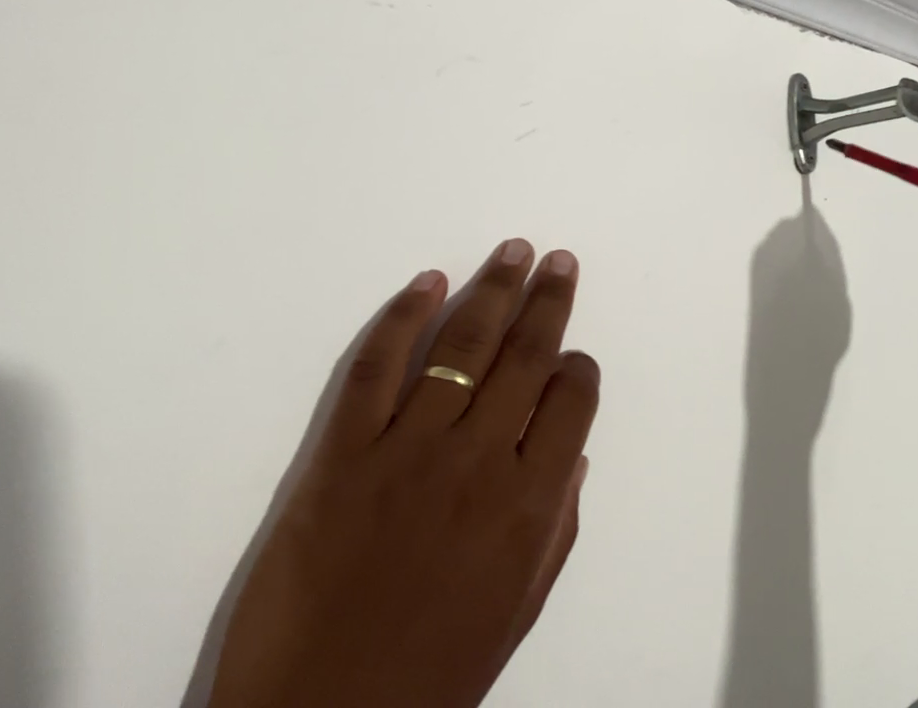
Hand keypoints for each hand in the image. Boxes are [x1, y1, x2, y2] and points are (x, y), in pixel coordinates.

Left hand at [208, 240, 598, 707]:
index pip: (572, 404)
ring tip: (513, 252)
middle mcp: (476, 462)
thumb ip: (556, 526)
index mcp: (527, 506)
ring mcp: (405, 449)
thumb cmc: (432, 673)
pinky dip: (403, 317)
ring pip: (460, 346)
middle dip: (548, 301)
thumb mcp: (517, 609)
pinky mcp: (339, 452)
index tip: (576, 355)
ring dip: (492, 291)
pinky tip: (428, 283)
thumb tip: (573, 456)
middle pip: (524, 357)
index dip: (579, 370)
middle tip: (559, 260)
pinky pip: (376, 367)